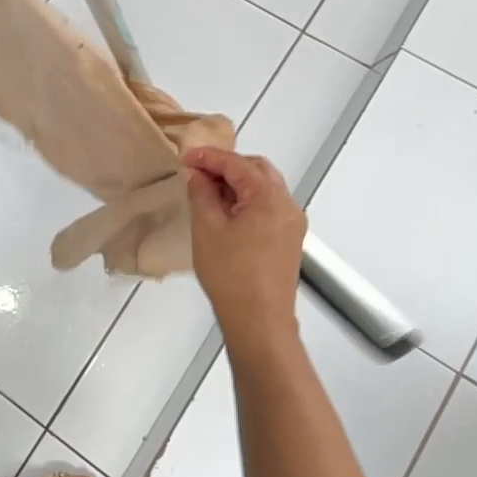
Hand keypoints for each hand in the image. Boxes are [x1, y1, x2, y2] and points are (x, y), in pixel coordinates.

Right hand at [185, 147, 306, 340]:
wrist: (259, 319)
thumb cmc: (230, 274)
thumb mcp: (206, 227)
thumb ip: (201, 193)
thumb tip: (197, 174)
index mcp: (268, 197)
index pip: (236, 163)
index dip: (208, 157)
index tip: (184, 157)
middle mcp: (287, 204)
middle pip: (256, 169)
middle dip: (226, 165)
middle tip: (197, 172)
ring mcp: (292, 222)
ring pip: (264, 187)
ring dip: (237, 182)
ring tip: (208, 192)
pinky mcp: (289, 238)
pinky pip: (269, 205)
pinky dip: (248, 199)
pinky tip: (226, 212)